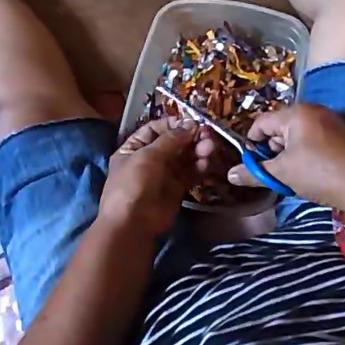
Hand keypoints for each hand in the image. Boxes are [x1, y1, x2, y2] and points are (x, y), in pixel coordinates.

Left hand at [97, 118, 218, 236]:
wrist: (133, 222)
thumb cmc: (134, 183)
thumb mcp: (148, 155)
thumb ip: (171, 139)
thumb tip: (190, 125)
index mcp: (134, 147)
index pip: (155, 129)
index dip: (173, 124)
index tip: (192, 121)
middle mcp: (149, 159)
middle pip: (174, 143)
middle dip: (190, 137)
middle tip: (208, 135)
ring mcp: (163, 174)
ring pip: (184, 157)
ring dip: (198, 151)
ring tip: (210, 148)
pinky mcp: (177, 188)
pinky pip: (190, 173)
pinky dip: (199, 167)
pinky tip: (207, 162)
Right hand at [227, 103, 344, 205]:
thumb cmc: (320, 174)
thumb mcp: (282, 174)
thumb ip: (254, 172)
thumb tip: (230, 174)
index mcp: (294, 114)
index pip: (260, 123)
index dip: (251, 144)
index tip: (252, 165)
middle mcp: (312, 110)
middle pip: (278, 127)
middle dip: (272, 150)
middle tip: (275, 172)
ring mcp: (329, 121)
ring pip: (296, 135)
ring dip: (289, 154)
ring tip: (293, 176)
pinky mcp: (341, 135)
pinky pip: (313, 139)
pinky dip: (305, 154)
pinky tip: (311, 173)